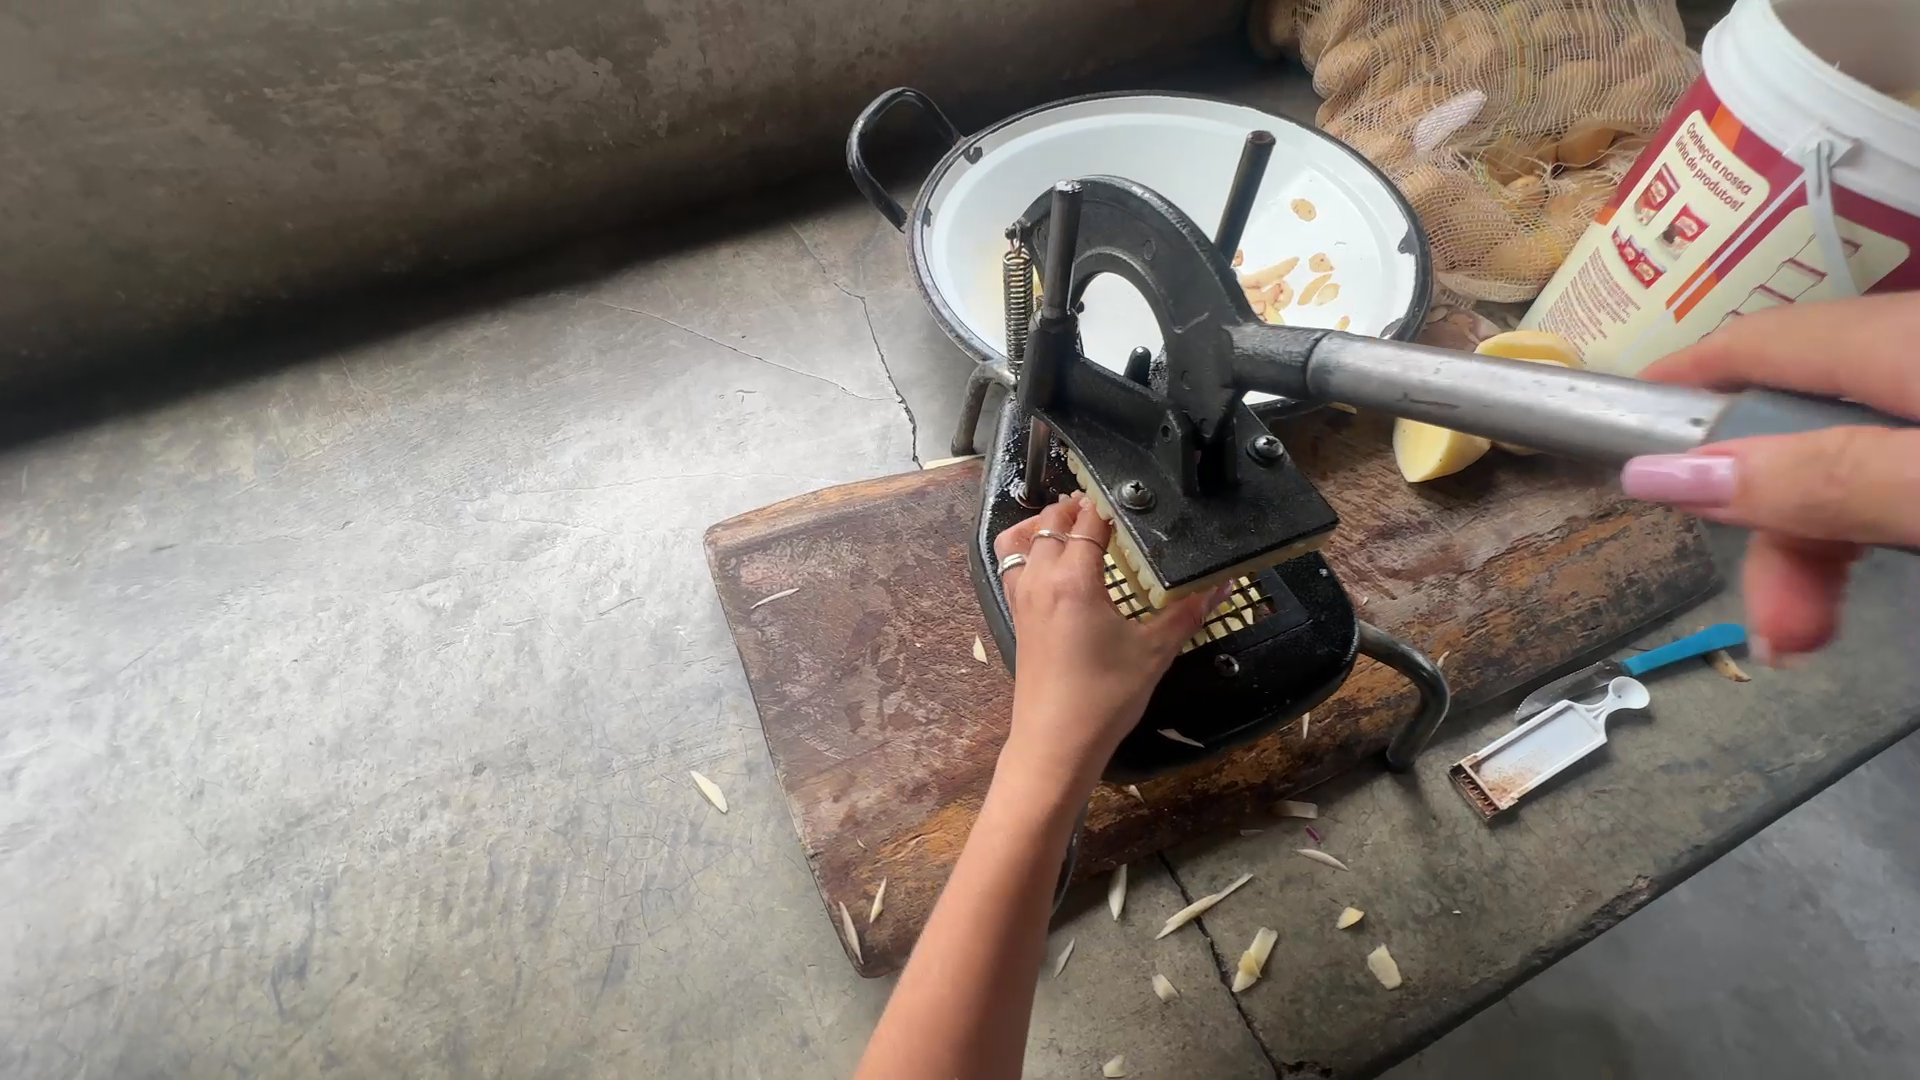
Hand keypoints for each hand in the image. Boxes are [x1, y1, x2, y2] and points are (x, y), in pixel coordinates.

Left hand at [991, 493, 1216, 792]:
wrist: (1056, 741)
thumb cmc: (1105, 697)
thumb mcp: (1153, 652)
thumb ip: (1187, 611)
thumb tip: (1222, 583)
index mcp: (1074, 579)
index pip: (1088, 522)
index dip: (1107, 506)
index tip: (1130, 500)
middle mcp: (1041, 579)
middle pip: (1051, 522)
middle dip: (1077, 507)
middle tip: (1107, 510)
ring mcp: (1022, 596)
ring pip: (1022, 539)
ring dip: (1044, 524)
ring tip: (1073, 525)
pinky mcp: (1015, 613)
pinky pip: (1011, 564)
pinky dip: (1026, 548)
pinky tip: (1052, 561)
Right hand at [1622, 292, 1919, 659]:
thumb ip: (1821, 480)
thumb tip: (1654, 476)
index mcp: (1905, 347)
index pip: (1749, 348)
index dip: (1667, 389)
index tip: (1607, 440)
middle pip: (1798, 431)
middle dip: (1760, 521)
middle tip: (1759, 615)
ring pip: (1858, 469)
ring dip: (1815, 553)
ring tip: (1802, 637)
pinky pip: (1908, 483)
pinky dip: (1878, 537)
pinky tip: (1848, 597)